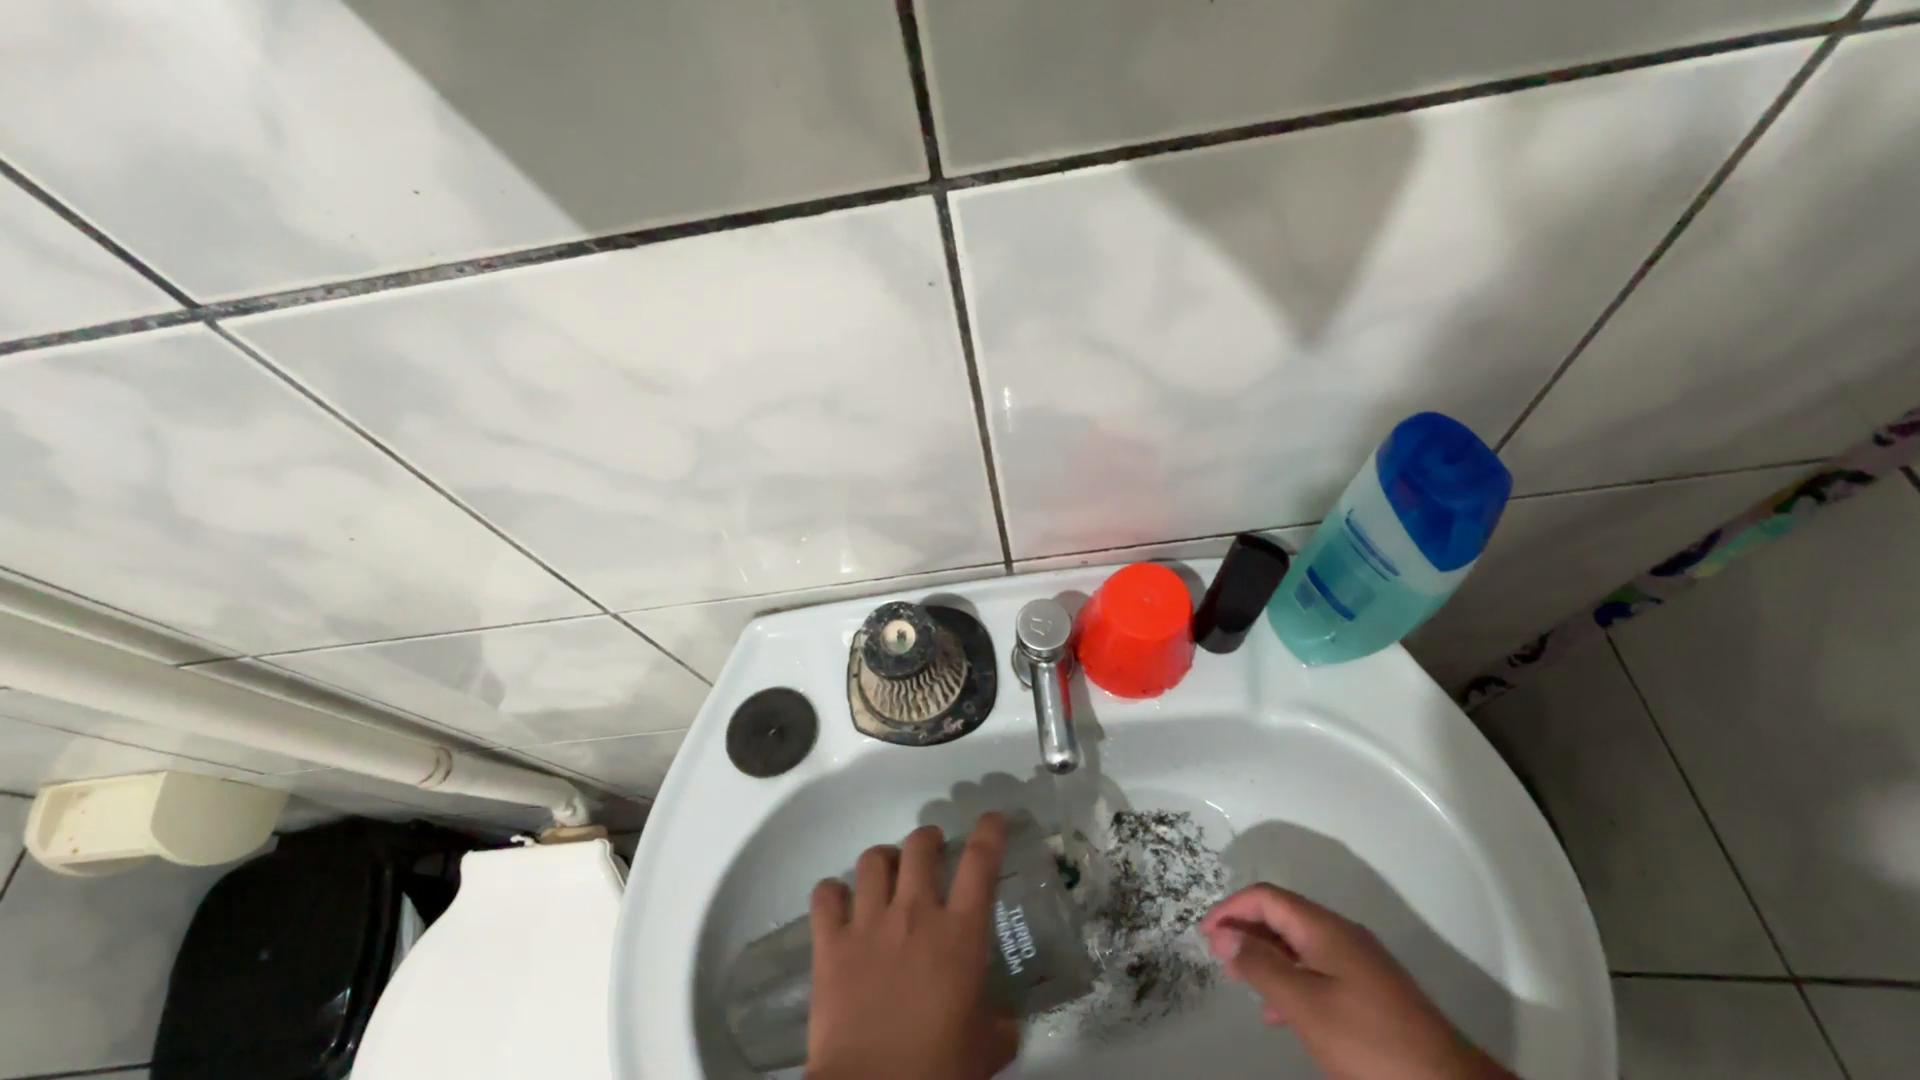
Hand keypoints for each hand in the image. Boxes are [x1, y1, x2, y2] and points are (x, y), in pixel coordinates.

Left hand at [805, 812, 1019, 1079]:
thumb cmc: (939, 1069)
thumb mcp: (987, 1048)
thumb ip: (999, 1023)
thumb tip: (1006, 1020)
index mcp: (960, 934)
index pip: (981, 861)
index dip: (989, 830)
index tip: (993, 818)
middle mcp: (915, 914)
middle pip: (920, 847)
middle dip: (928, 839)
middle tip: (933, 850)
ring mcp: (868, 924)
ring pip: (872, 861)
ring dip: (883, 858)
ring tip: (886, 870)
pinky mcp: (830, 943)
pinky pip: (825, 895)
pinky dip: (832, 891)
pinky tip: (838, 901)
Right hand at [1200, 884, 1515, 1079]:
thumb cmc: (1367, 1041)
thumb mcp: (1304, 1004)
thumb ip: (1260, 966)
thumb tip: (1223, 934)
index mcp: (1326, 929)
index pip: (1267, 897)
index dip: (1231, 909)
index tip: (1203, 935)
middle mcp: (1343, 936)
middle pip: (1283, 916)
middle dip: (1245, 930)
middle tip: (1216, 957)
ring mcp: (1360, 963)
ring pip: (1299, 944)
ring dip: (1265, 956)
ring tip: (1240, 982)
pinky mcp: (1370, 991)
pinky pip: (1317, 968)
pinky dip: (1289, 978)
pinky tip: (1280, 1011)